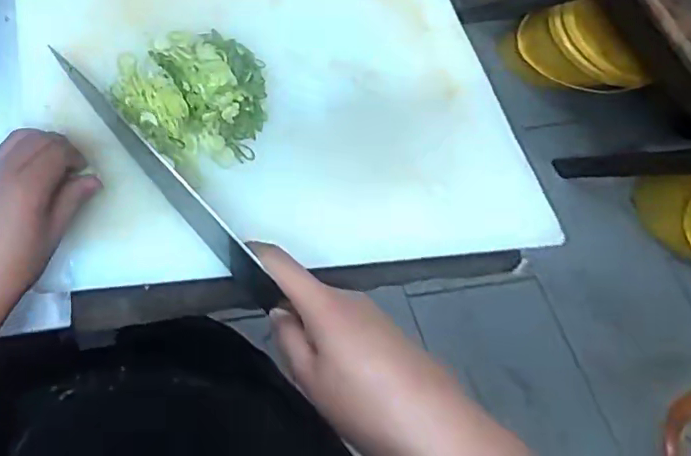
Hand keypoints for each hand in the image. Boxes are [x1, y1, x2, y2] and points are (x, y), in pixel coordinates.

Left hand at [0, 129, 100, 323]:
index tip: (84, 169)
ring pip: (20, 137)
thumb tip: (93, 179)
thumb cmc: (19, 263)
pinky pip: (4, 147)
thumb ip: (71, 200)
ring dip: (40, 140)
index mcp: (28, 184)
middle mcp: (8, 168)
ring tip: (52, 161)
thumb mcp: (52, 233)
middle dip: (60, 145)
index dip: (74, 154)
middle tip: (72, 165)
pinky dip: (22, 145)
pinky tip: (30, 167)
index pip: (56, 150)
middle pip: (39, 139)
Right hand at [253, 243, 531, 455]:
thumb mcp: (312, 381)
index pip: (280, 261)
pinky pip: (357, 330)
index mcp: (323, 303)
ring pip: (333, 314)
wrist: (451, 439)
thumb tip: (281, 313)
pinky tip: (360, 387)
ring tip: (331, 381)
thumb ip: (287, 339)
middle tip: (294, 357)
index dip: (256, 253)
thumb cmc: (371, 406)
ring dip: (322, 333)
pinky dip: (347, 347)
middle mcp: (349, 298)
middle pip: (308, 292)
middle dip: (295, 314)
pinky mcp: (398, 337)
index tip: (239, 253)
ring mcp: (377, 316)